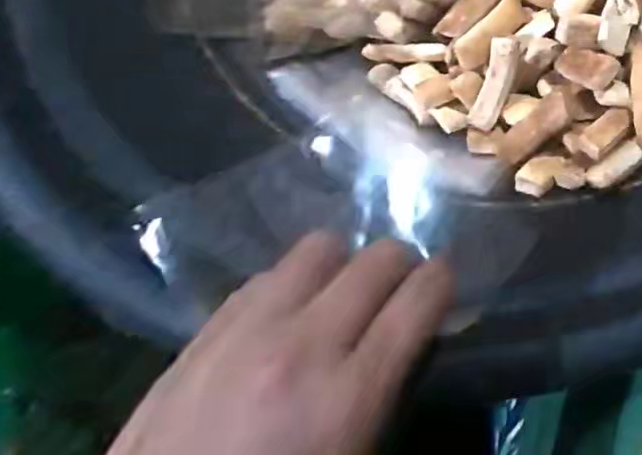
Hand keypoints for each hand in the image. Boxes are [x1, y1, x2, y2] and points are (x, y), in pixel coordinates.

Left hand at [107, 234, 452, 454]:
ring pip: (322, 246)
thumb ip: (388, 392)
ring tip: (337, 297)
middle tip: (396, 293)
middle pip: (381, 257)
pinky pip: (264, 277)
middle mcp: (303, 349)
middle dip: (402, 268)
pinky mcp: (198, 340)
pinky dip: (287, 287)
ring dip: (343, 265)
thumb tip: (415, 335)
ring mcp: (244, 337)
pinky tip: (282, 320)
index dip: (443, 282)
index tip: (442, 290)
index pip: (424, 293)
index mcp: (349, 396)